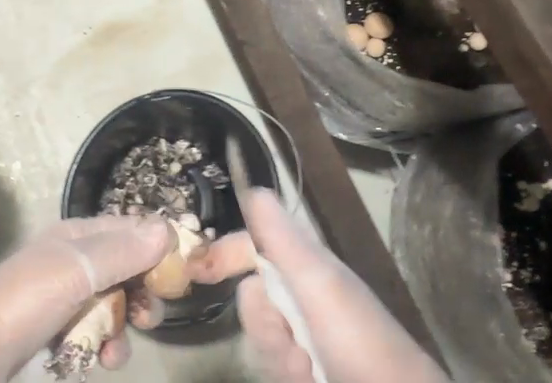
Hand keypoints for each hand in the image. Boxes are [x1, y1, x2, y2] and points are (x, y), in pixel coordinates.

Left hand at [0, 215, 174, 381]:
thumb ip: (124, 250)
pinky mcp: (61, 335)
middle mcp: (76, 263)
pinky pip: (98, 334)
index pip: (131, 229)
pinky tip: (104, 359)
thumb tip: (169, 226)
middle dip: (145, 290)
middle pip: (128, 269)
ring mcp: (68, 300)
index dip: (159, 244)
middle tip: (153, 312)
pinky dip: (107, 345)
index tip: (185, 267)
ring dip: (126, 324)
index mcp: (78, 236)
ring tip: (119, 347)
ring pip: (116, 305)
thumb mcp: (77, 270)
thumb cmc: (25, 302)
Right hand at [190, 190, 448, 382]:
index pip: (255, 245)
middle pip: (253, 298)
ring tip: (308, 367)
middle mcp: (304, 294)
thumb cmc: (357, 336)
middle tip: (293, 341)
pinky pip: (273, 363)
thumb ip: (283, 239)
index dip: (225, 252)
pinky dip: (286, 372)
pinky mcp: (306, 367)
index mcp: (308, 265)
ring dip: (277, 353)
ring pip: (261, 335)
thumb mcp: (318, 281)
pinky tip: (308, 378)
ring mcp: (306, 334)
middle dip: (264, 324)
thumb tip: (253, 188)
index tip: (195, 269)